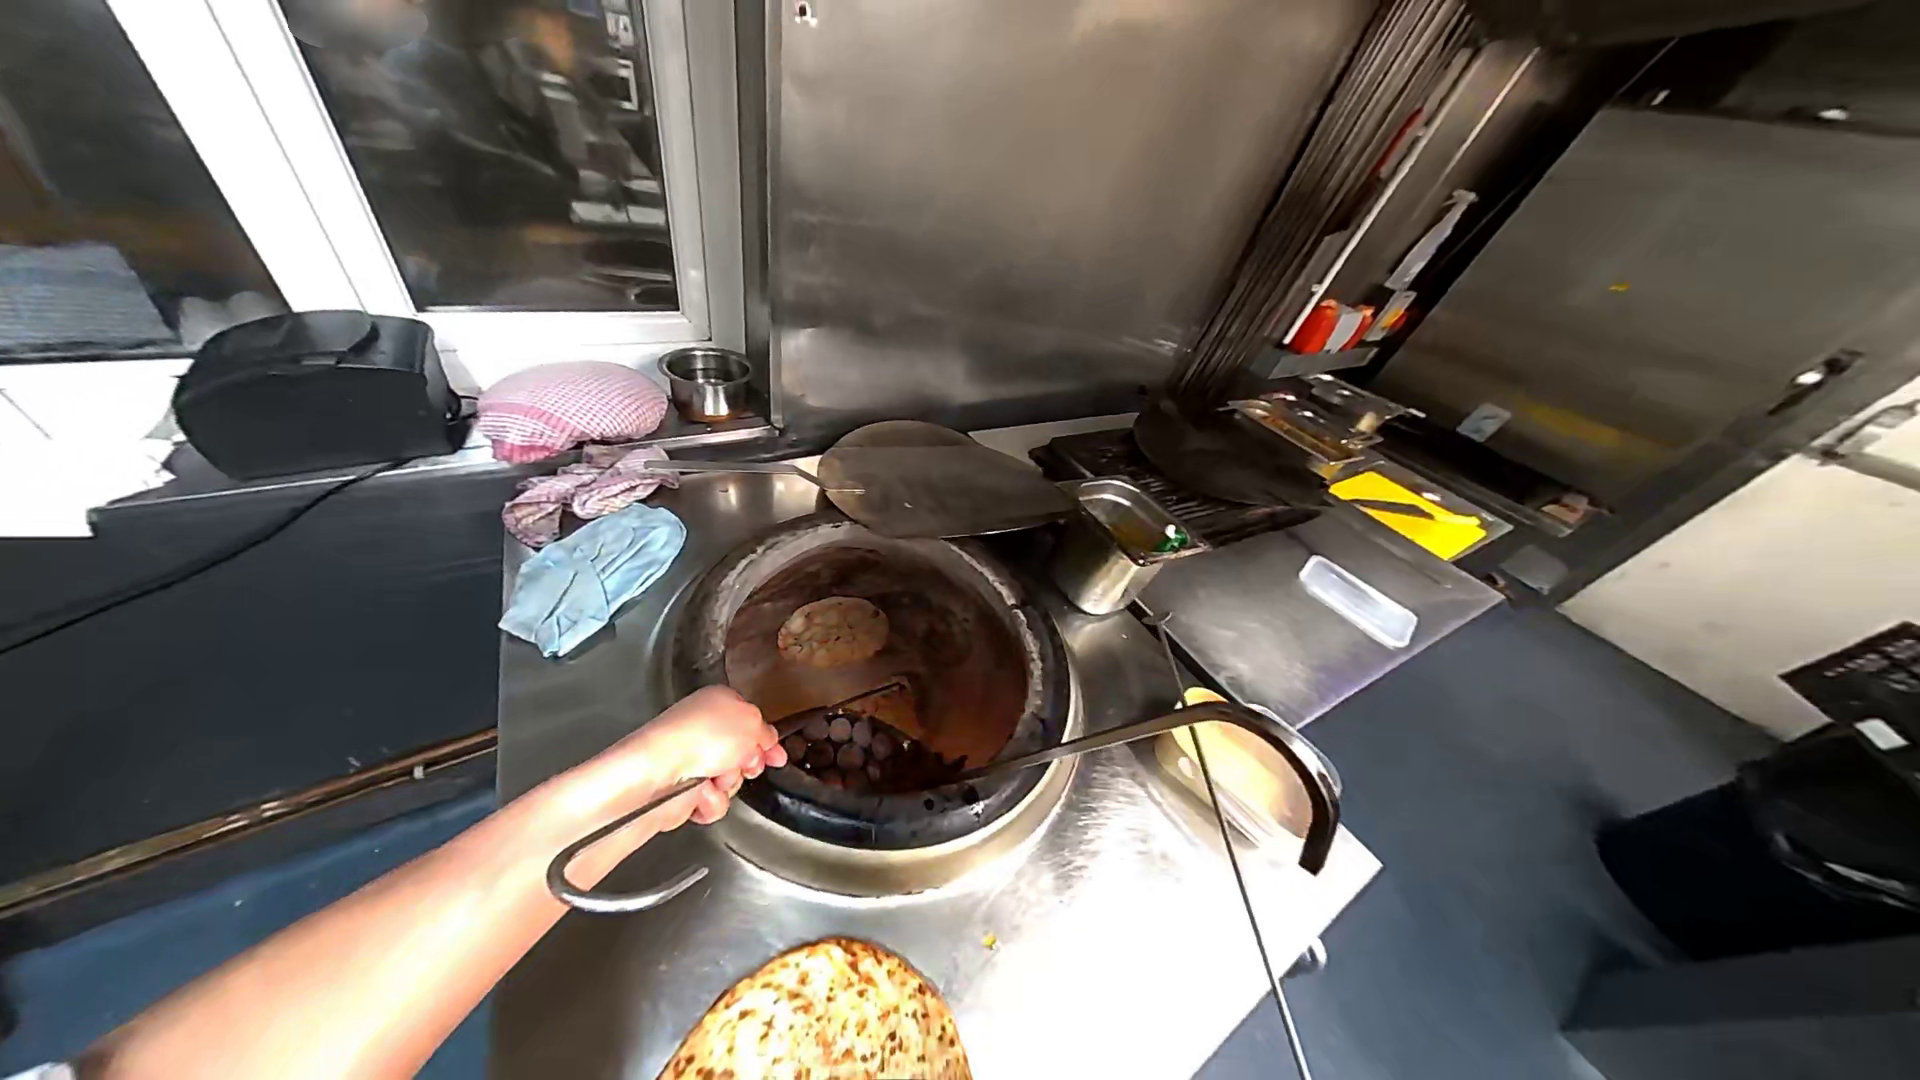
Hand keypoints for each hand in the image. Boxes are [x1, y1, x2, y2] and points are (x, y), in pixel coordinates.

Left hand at [599, 685, 788, 829]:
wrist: (659, 774)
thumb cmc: (701, 738)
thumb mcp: (751, 723)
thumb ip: (766, 731)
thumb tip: (767, 740)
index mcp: (719, 703)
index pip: (751, 722)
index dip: (766, 740)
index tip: (776, 755)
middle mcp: (704, 731)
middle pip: (743, 754)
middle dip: (748, 763)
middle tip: (745, 763)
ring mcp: (693, 762)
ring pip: (732, 780)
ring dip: (729, 782)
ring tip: (713, 776)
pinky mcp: (683, 791)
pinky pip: (714, 802)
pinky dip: (711, 801)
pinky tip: (701, 792)